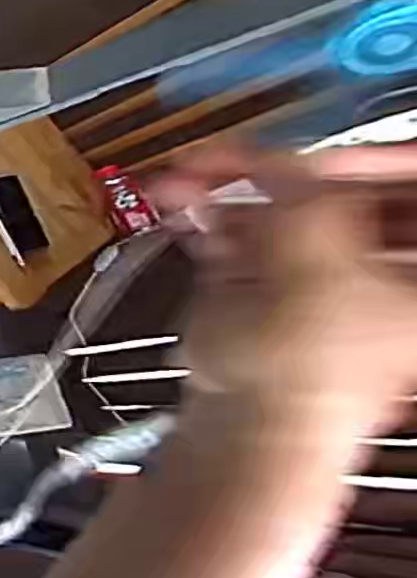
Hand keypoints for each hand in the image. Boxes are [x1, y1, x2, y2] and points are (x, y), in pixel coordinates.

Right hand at [150, 144, 416, 436]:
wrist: (245, 424)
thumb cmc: (301, 372)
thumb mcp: (311, 276)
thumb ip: (302, 211)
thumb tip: (278, 162)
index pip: (411, 182)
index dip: (361, 161)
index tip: (298, 153)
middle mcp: (392, 265)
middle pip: (343, 196)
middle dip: (275, 176)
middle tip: (221, 161)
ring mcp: (330, 277)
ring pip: (288, 215)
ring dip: (233, 195)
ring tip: (184, 180)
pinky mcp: (272, 290)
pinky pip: (250, 240)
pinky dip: (215, 223)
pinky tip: (184, 210)